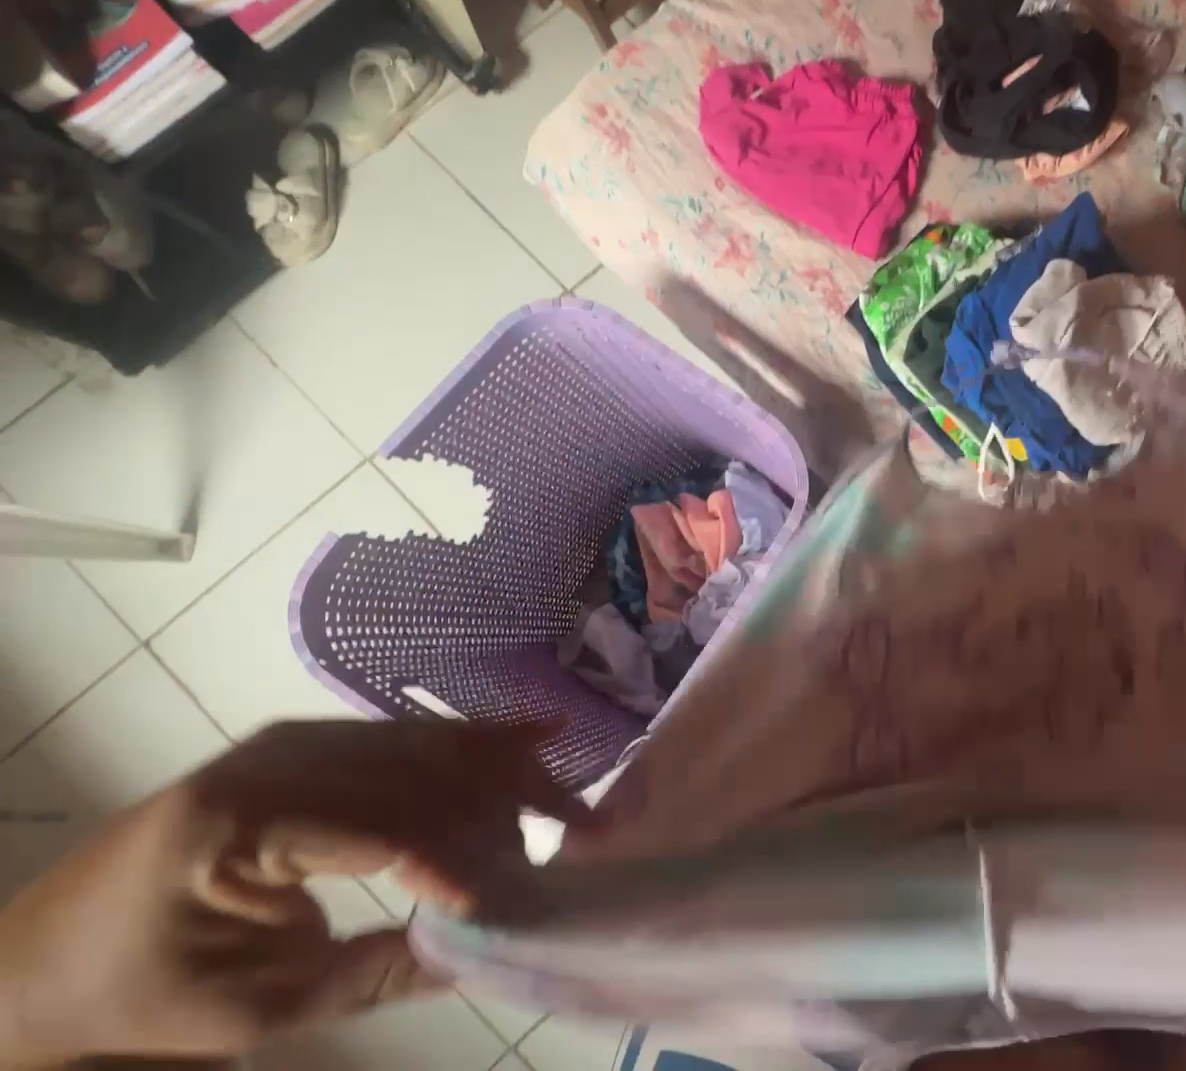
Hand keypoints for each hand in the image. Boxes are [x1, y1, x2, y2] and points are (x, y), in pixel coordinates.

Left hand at [0, 719, 592, 1068]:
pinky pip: (412, 737)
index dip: (453, 859)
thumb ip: (383, 972)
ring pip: (430, 741)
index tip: (504, 899)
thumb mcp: (259, 1007)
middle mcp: (276, 757)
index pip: (380, 828)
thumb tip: (488, 947)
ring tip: (566, 805)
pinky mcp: (317, 744)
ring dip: (503, 772)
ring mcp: (300, 741)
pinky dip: (476, 746)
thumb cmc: (143, 992)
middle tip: (574, 831)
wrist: (45, 959)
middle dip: (504, 800)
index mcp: (238, 820)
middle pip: (422, 767)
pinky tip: (533, 739)